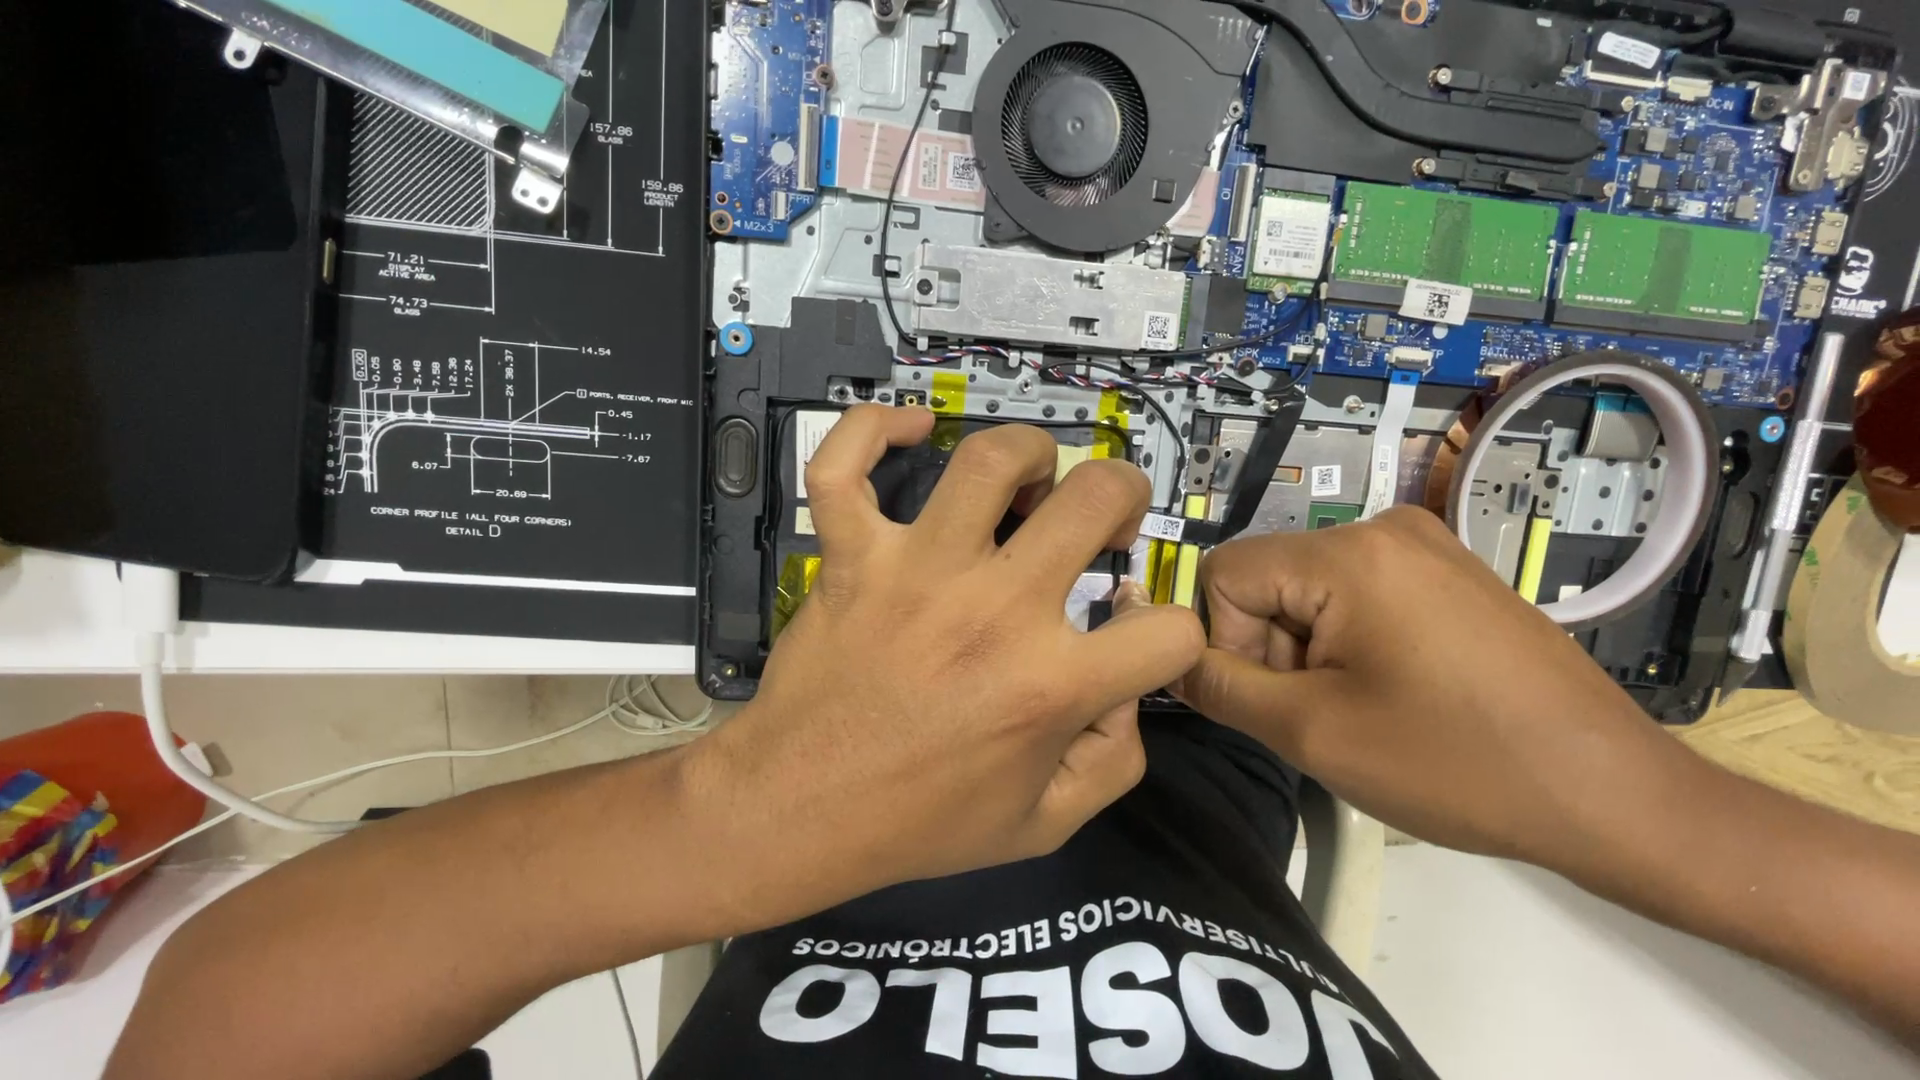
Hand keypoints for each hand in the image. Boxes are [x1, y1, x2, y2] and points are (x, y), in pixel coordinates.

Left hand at [689, 405, 1204, 924]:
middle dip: (1124, 496)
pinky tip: (908, 429)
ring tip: (1028, 482)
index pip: (1167, 631)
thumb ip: (1115, 760)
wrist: (797, 812)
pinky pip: (844, 466)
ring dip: (1027, 453)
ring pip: (988, 459)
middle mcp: (993, 611)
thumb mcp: (1045, 824)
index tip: (1132, 639)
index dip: (1170, 635)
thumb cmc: (920, 823)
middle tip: (1104, 522)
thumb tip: (1126, 689)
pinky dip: (871, 430)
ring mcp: (916, 573)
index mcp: (1050, 685)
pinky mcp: (850, 557)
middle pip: (1095, 498)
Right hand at [1174, 507, 1698, 866]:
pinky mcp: (1450, 574)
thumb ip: (1219, 688)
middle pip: (1269, 581)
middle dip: (1273, 650)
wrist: (1610, 794)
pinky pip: (1359, 595)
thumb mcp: (1311, 731)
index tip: (1278, 700)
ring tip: (1365, 710)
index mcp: (1348, 554)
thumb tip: (1167, 660)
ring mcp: (1425, 547)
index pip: (1224, 572)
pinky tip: (1395, 693)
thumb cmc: (1454, 762)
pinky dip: (1350, 643)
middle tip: (1324, 715)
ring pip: (1310, 592)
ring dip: (1310, 652)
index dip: (1227, 641)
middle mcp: (1384, 529)